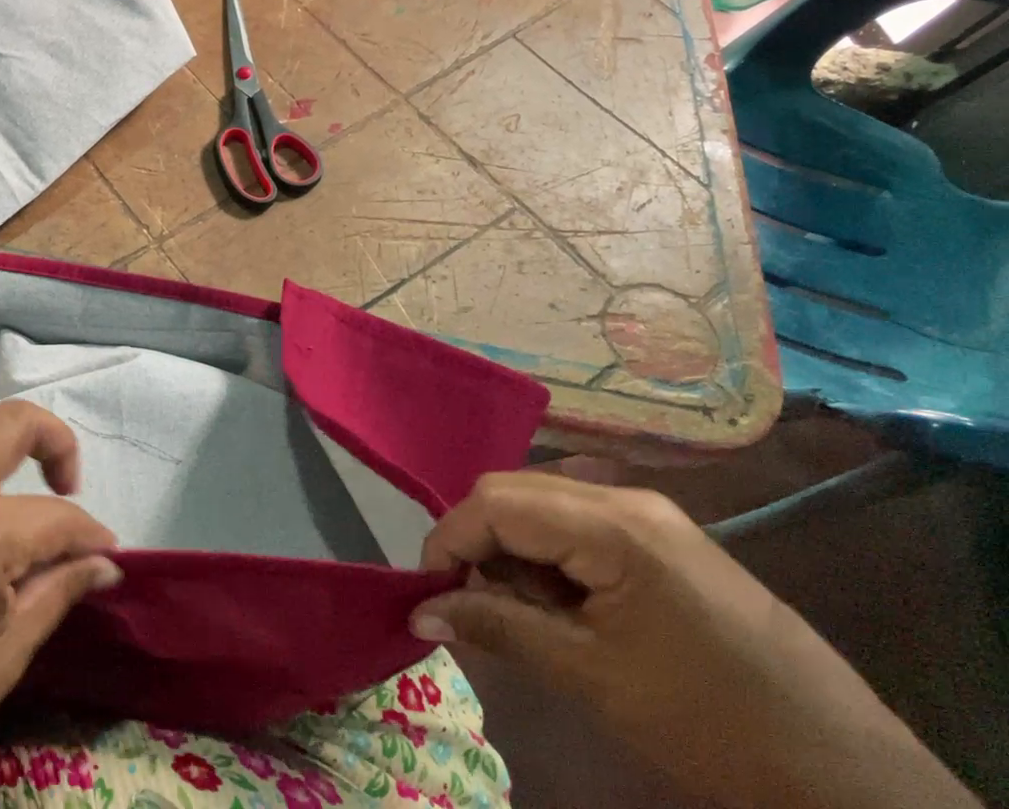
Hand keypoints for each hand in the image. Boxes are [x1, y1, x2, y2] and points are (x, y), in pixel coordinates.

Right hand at [408, 471, 977, 808]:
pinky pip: (579, 527)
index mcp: (614, 525)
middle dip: (477, 543)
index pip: (495, 502)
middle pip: (515, 493)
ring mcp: (654, 519)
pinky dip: (548, 559)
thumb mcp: (588, 675)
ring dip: (511, 551)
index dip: (448, 543)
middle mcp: (630, 501)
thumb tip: (418, 611)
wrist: (843, 769)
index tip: (430, 595)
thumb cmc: (706, 718)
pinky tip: (559, 608)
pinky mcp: (666, 543)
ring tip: (517, 614)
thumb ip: (497, 628)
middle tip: (470, 605)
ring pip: (543, 506)